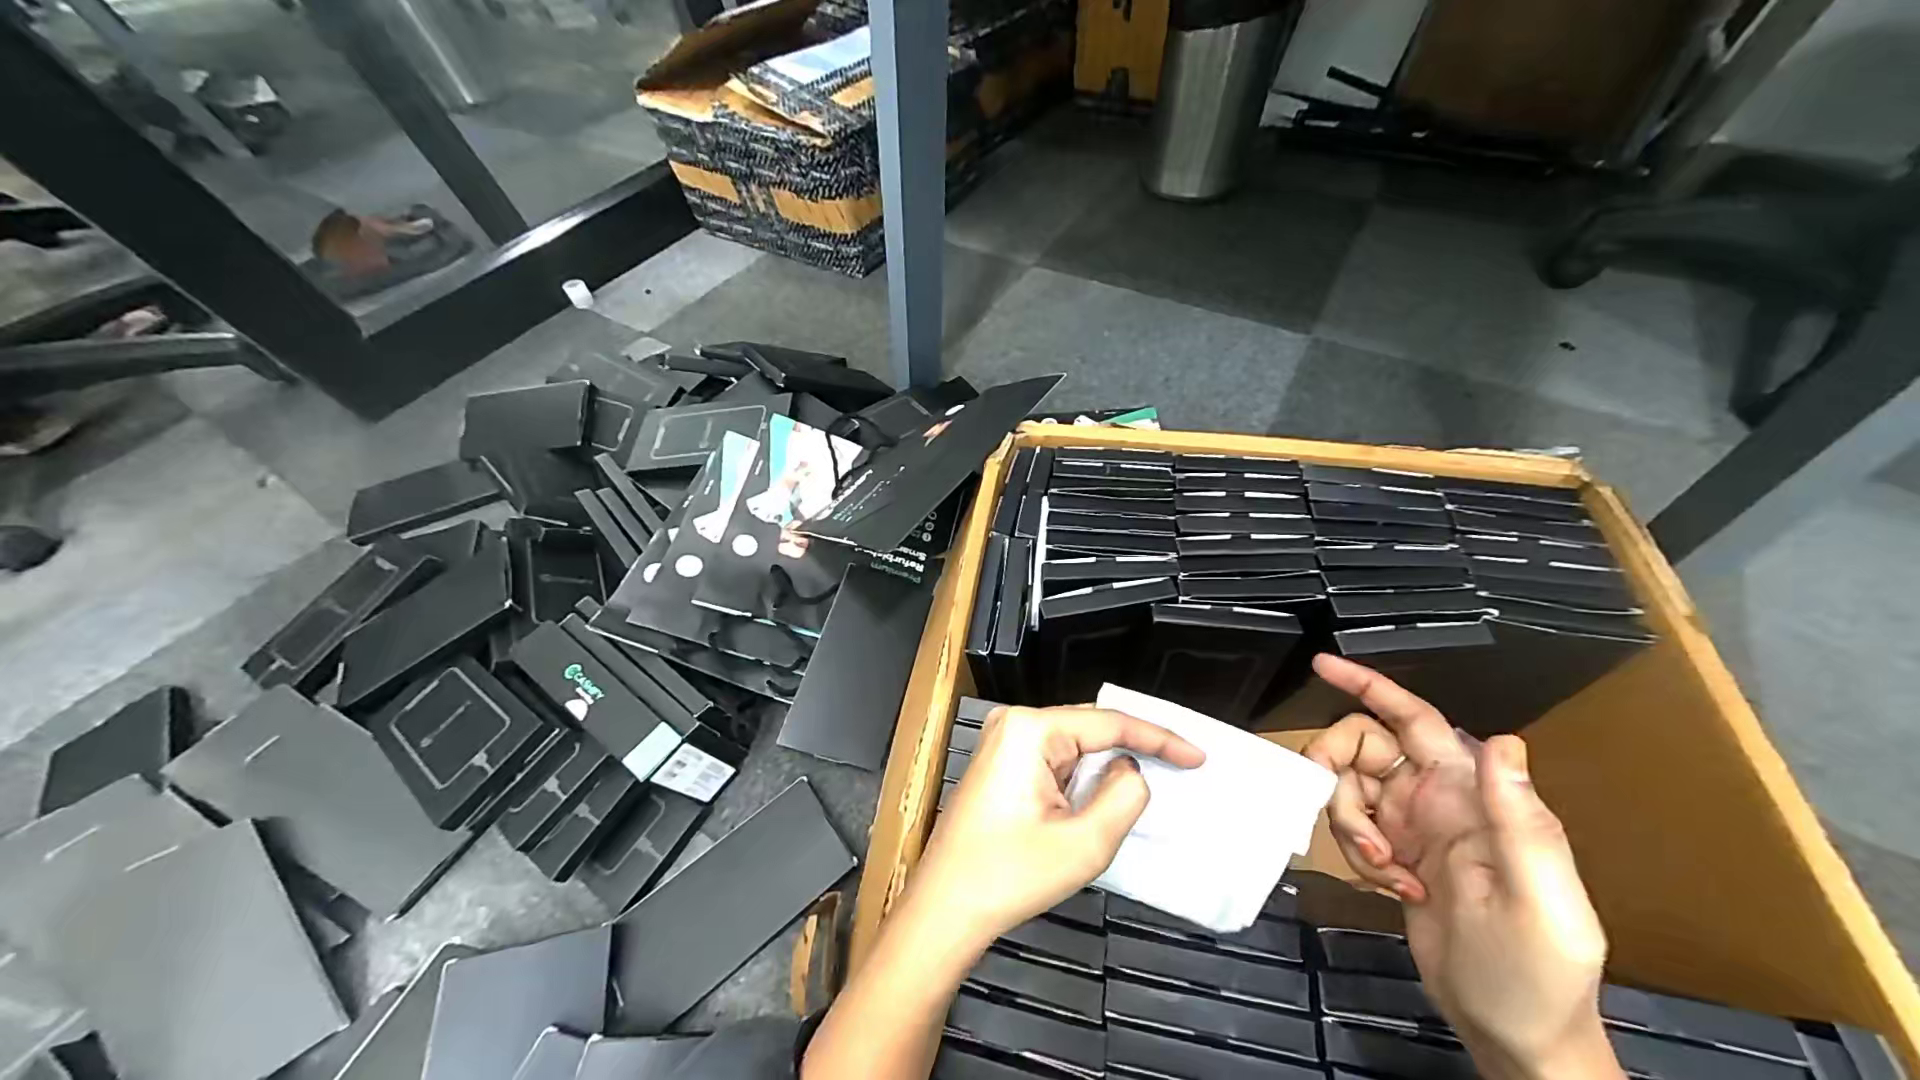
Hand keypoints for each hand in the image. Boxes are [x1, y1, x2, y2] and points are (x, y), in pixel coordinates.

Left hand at [906, 705, 1204, 948]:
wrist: (946, 906)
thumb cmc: (1005, 876)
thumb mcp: (1085, 843)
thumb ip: (1124, 796)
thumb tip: (1132, 771)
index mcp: (1030, 730)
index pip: (1109, 723)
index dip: (1159, 738)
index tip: (1196, 756)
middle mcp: (1013, 724)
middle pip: (1091, 727)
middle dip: (1135, 747)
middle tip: (1182, 764)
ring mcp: (1003, 742)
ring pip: (1074, 744)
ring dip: (1107, 765)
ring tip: (1152, 781)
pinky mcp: (1001, 763)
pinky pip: (1055, 758)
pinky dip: (1084, 776)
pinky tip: (1106, 793)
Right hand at [1306, 655, 1620, 1079]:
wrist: (1512, 1029)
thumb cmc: (1537, 970)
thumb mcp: (1539, 902)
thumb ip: (1520, 822)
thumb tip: (1500, 742)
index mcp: (1472, 795)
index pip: (1416, 719)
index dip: (1371, 686)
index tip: (1325, 665)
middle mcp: (1437, 797)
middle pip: (1361, 746)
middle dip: (1334, 767)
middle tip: (1332, 806)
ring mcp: (1411, 824)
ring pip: (1347, 785)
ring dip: (1346, 821)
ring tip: (1382, 869)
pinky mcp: (1393, 851)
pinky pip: (1350, 825)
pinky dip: (1353, 849)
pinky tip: (1390, 885)